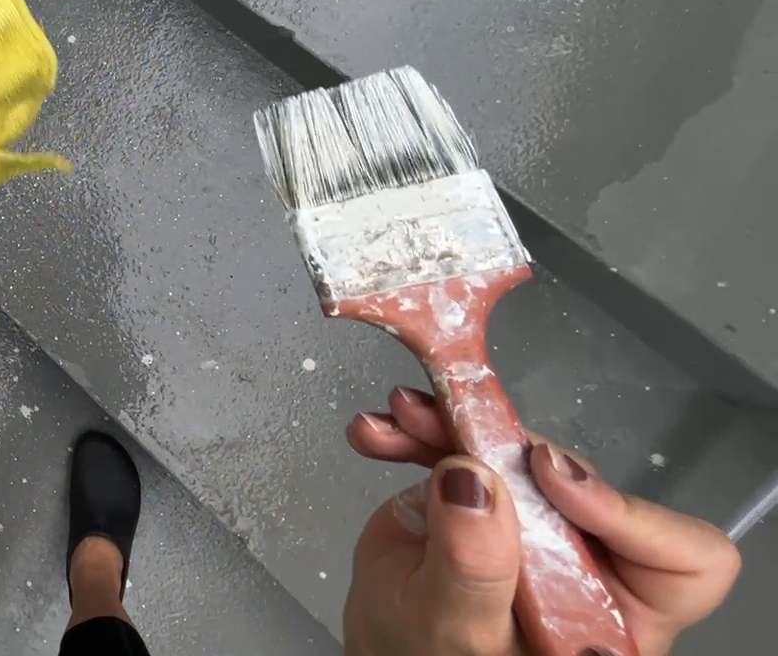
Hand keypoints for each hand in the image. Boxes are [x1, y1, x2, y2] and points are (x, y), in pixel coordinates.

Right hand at [343, 386, 740, 655]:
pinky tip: (372, 436)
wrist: (381, 640)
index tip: (543, 473)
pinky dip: (407, 432)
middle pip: (566, 481)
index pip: (677, 559)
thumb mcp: (453, 626)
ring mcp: (525, 523)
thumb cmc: (424, 654)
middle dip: (493, 441)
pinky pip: (451, 446)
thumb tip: (473, 476)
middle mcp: (585, 563)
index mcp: (614, 613)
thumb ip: (473, 564)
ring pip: (503, 451)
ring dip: (437, 424)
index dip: (622, 510)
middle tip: (424, 416)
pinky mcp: (476, 494)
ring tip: (390, 421)